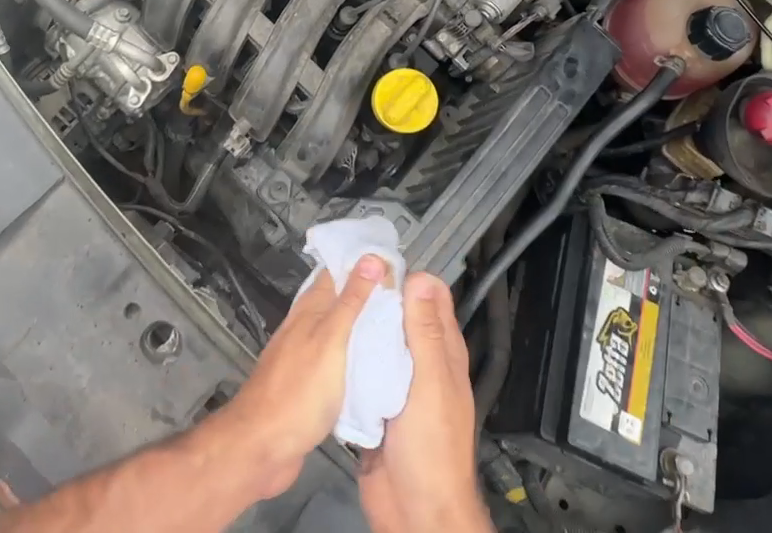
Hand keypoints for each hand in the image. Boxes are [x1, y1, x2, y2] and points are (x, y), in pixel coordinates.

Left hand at [206, 254, 385, 498]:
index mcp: (309, 311)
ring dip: (361, 325)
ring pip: (337, 331)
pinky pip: (335, 360)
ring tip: (395, 326)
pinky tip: (372, 366)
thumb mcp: (331, 342)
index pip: (336, 272)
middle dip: (366, 294)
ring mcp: (303, 357)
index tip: (393, 257)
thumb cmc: (297, 393)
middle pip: (337, 301)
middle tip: (403, 294)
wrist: (263, 446)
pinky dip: (354, 356)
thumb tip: (371, 258)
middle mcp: (304, 328)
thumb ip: (351, 302)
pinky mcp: (306, 385)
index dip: (362, 262)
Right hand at [357, 273, 492, 532]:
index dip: (408, 277)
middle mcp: (421, 366)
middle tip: (346, 281)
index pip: (431, 300)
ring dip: (361, 330)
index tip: (378, 263)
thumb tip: (421, 280)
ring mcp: (398, 387)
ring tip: (333, 308)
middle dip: (378, 300)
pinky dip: (347, 362)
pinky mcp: (375, 407)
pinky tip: (328, 351)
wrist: (414, 511)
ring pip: (378, 345)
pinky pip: (360, 375)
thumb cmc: (432, 451)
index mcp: (442, 355)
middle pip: (400, 319)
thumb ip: (425, 334)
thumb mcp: (430, 383)